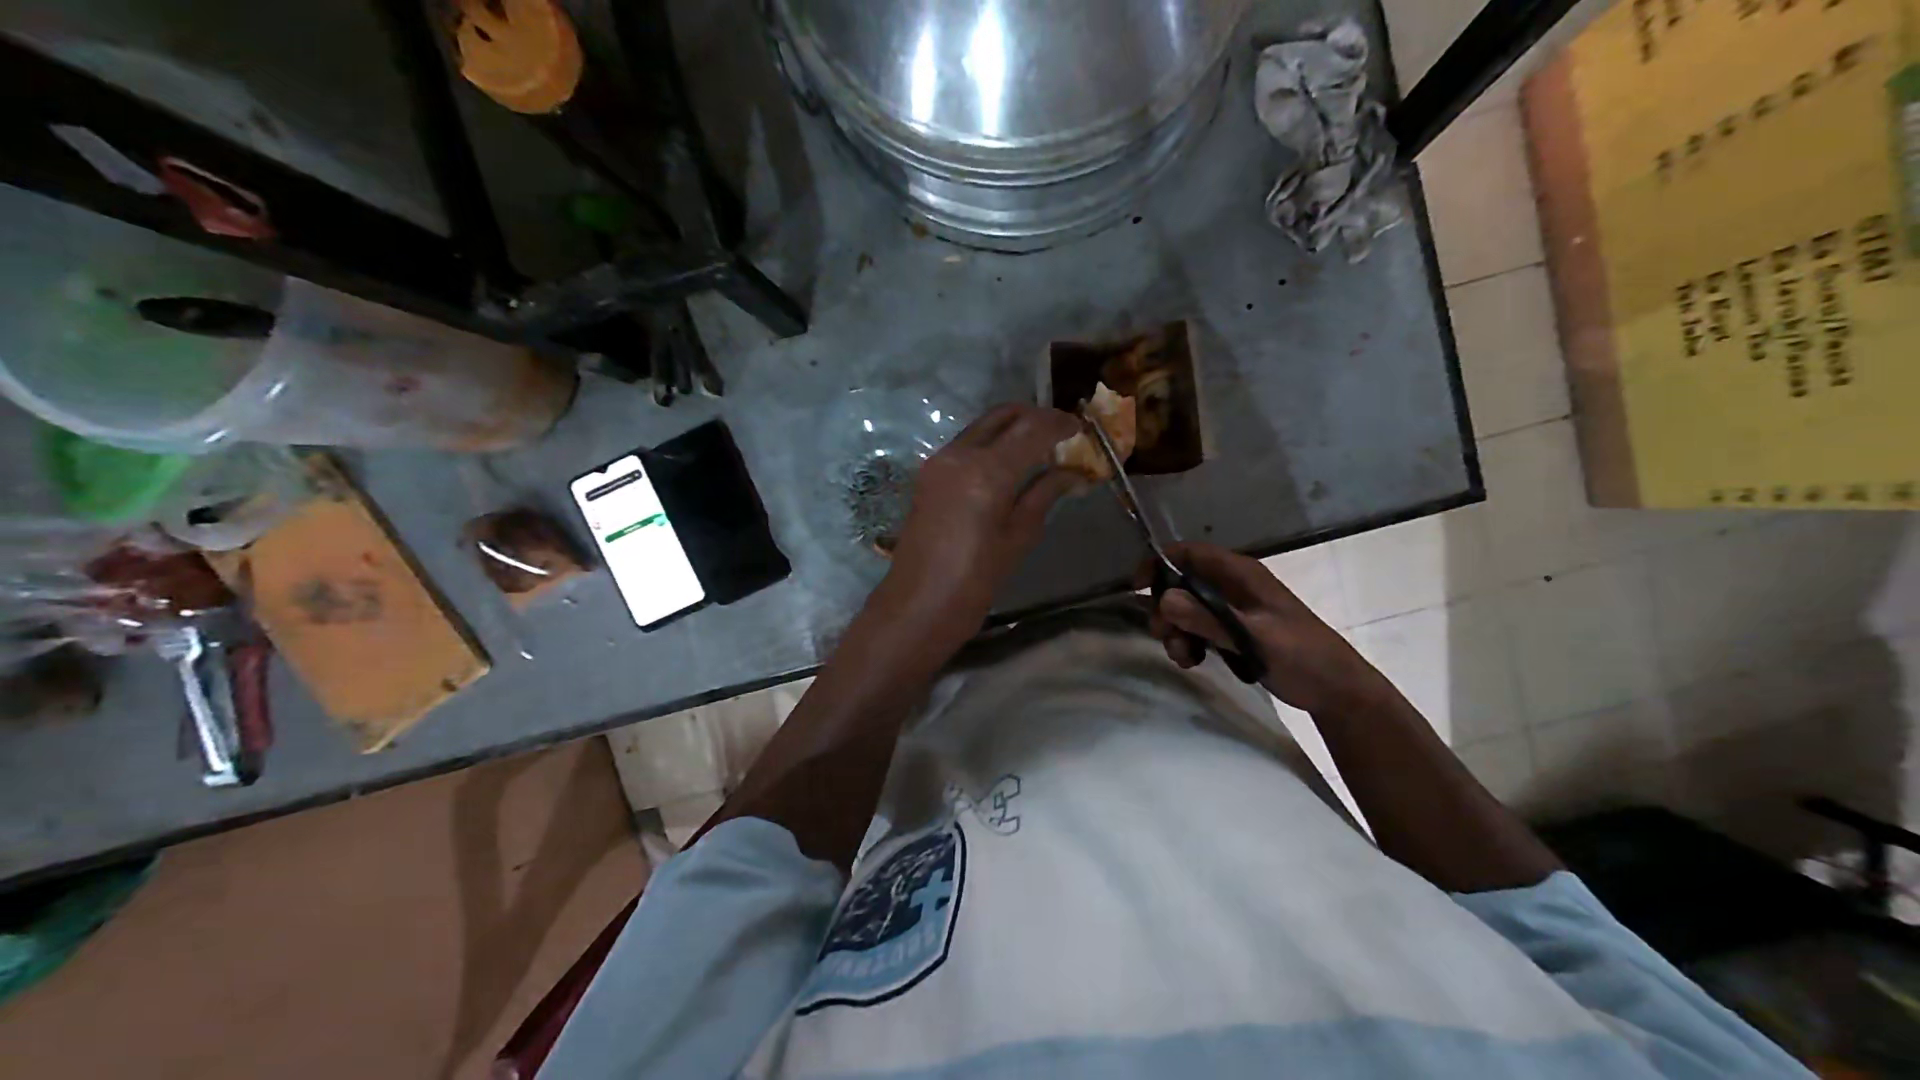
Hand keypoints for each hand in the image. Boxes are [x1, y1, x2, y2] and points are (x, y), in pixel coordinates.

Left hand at [882, 403, 1082, 632]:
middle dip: (1035, 416)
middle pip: (1003, 415)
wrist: (918, 604)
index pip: (1032, 428)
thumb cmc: (975, 581)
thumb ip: (1044, 494)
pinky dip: (992, 443)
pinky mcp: (929, 473)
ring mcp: (939, 461)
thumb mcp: (1019, 537)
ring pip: (983, 426)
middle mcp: (960, 455)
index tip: (1080, 428)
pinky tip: (1010, 464)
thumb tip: (1073, 472)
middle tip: (1060, 433)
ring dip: (1012, 428)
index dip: (1059, 423)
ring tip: (1040, 448)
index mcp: (987, 472)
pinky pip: (967, 444)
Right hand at [1140, 542, 1385, 714]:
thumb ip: (1208, 619)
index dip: (1159, 564)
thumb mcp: (1253, 638)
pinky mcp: (1234, 631)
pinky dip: (1189, 642)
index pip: (1189, 553)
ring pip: (1186, 609)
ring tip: (1185, 657)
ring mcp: (1234, 609)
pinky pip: (1199, 628)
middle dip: (1165, 609)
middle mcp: (1234, 586)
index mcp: (1241, 575)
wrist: (1337, 690)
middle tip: (1164, 636)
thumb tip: (1163, 599)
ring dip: (1176, 631)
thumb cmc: (1301, 656)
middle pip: (1181, 583)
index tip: (1138, 589)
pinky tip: (1195, 661)